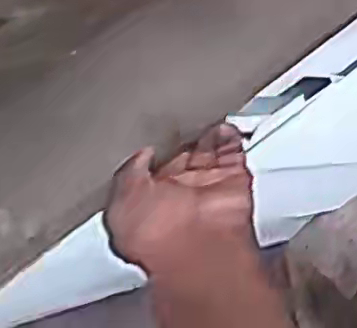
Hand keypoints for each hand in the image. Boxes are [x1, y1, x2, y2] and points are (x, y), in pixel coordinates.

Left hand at [105, 123, 257, 276]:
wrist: (199, 240)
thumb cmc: (155, 235)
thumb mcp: (122, 202)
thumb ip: (128, 173)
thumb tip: (141, 154)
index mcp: (146, 201)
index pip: (149, 169)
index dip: (151, 151)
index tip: (152, 134)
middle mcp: (177, 192)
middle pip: (183, 155)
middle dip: (183, 138)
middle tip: (182, 120)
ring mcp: (206, 182)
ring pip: (209, 148)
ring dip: (208, 131)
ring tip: (203, 117)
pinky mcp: (233, 174)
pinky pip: (234, 147)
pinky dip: (230, 134)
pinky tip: (220, 126)